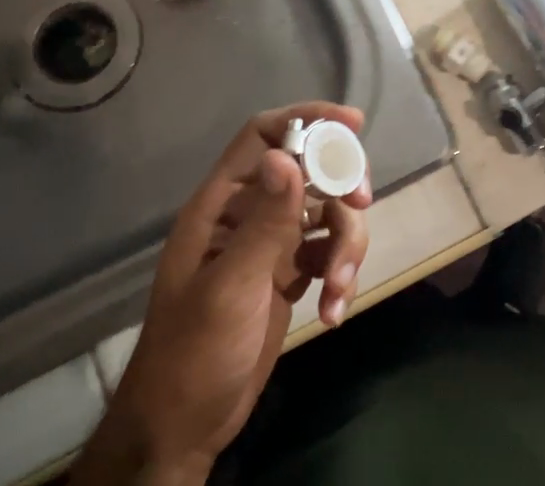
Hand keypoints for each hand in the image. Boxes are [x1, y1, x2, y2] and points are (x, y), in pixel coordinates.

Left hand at [70, 102, 372, 485]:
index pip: (264, 137)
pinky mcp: (286, 278)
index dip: (307, 119)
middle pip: (308, 172)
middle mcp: (247, 216)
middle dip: (340, 188)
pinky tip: (335, 311)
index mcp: (221, 206)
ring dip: (345, 246)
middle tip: (361, 207)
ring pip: (325, 216)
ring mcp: (268, 247)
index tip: (354, 123)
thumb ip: (264, 222)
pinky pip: (326, 256)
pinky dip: (339, 277)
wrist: (183, 425)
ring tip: (339, 289)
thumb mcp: (230, 287)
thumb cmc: (193, 352)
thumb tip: (287, 157)